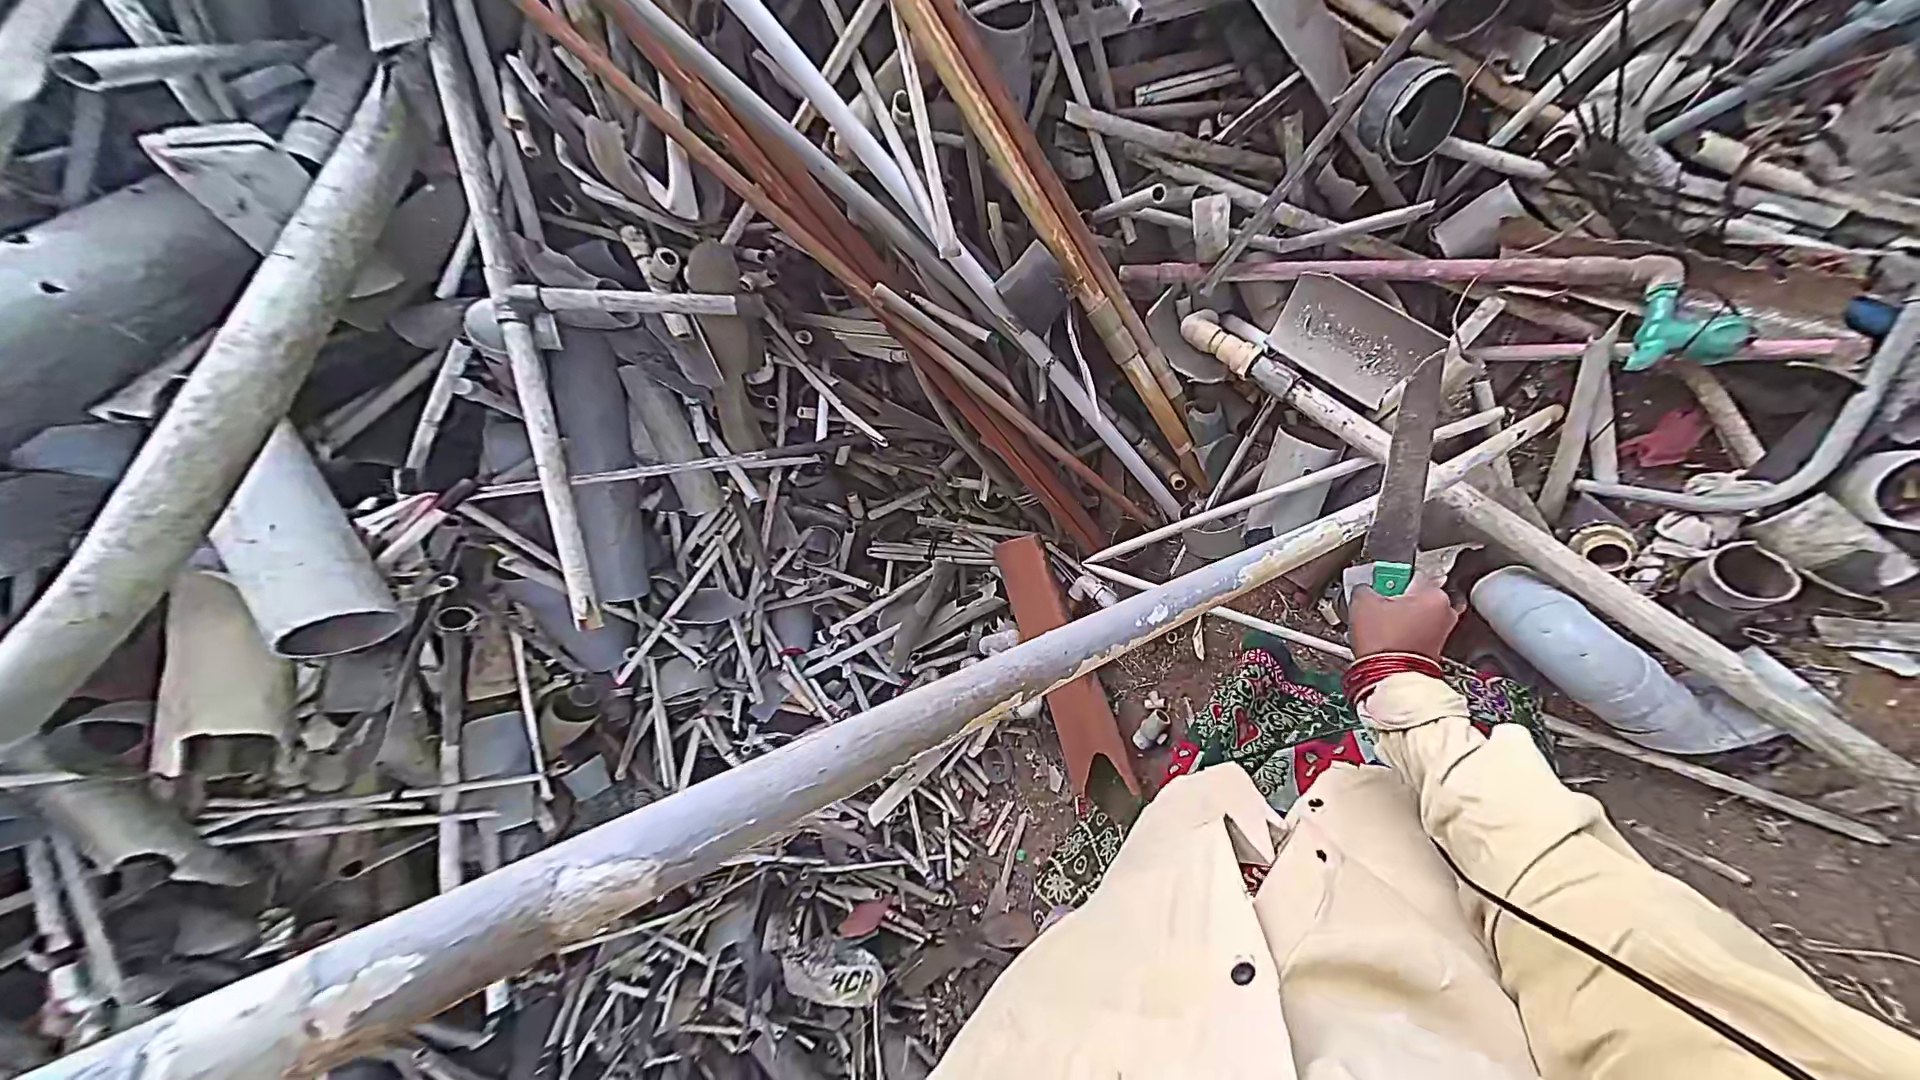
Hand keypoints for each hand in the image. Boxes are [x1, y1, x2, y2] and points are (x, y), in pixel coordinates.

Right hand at [1349, 578, 1458, 660]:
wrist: (1389, 674)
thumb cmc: (1384, 640)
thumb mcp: (1363, 601)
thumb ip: (1364, 586)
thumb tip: (1365, 587)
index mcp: (1436, 596)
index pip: (1409, 574)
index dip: (1387, 577)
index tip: (1376, 583)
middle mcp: (1446, 612)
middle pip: (1413, 594)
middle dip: (1393, 597)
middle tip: (1373, 602)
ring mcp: (1442, 631)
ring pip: (1413, 612)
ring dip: (1395, 613)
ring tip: (1375, 620)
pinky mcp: (1432, 646)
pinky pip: (1413, 628)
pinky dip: (1399, 628)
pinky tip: (1382, 633)